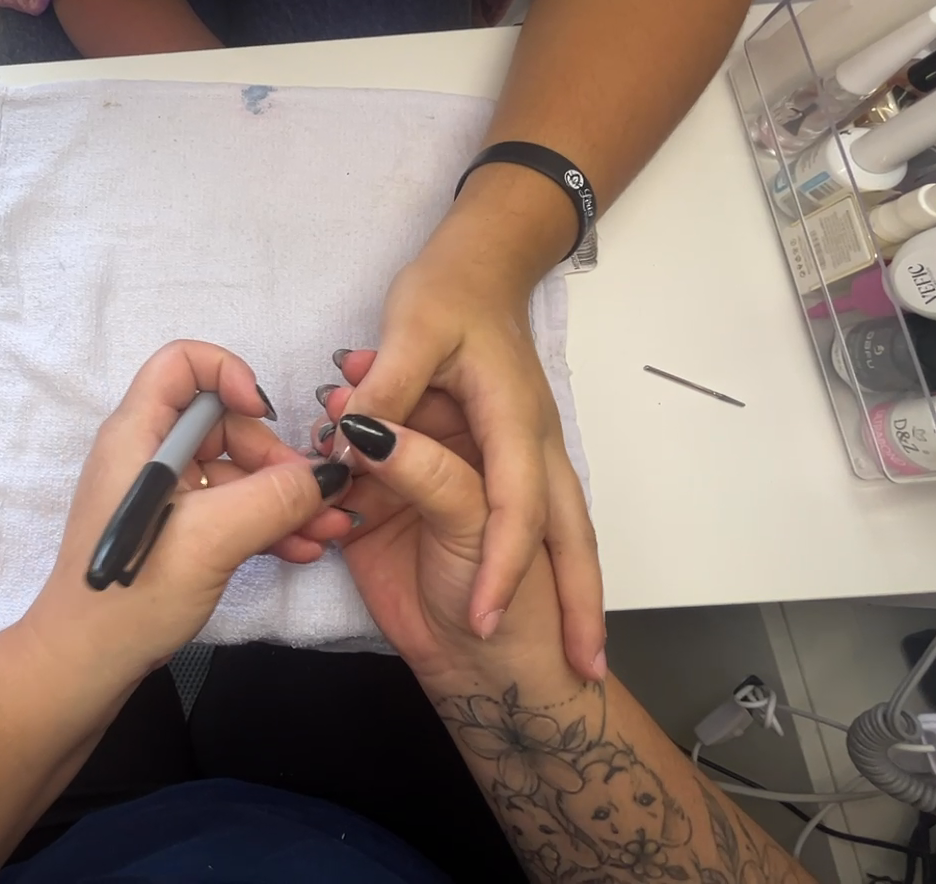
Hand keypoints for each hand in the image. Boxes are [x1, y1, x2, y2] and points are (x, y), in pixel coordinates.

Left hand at [20, 341, 353, 684]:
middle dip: (274, 457)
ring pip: (233, 469)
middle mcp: (148, 452)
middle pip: (221, 422)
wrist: (85, 667)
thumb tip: (330, 474)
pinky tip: (302, 549)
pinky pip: (228, 506)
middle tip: (318, 501)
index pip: (181, 363)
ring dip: (282, 498)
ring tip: (327, 532)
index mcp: (138, 434)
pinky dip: (264, 522)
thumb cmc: (132, 594)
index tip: (265, 413)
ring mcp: (163, 491)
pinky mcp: (175, 526)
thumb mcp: (211, 539)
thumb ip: (274, 499)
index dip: (228, 372)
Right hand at [318, 402, 575, 687]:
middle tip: (334, 394)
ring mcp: (398, 487)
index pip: (439, 400)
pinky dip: (317, 473)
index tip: (363, 368)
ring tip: (319, 424)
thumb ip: (428, 471)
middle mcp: (441, 458)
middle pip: (392, 418)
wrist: (481, 675)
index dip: (401, 380)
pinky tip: (306, 457)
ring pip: (359, 447)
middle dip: (362, 404)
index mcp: (488, 449)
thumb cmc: (515, 601)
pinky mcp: (361, 517)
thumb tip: (364, 430)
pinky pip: (332, 486)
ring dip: (337, 435)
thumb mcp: (474, 522)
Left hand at [341, 189, 602, 681]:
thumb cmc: (449, 292)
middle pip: (570, 528)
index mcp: (511, 418)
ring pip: (565, 523)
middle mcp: (533, 441)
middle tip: (585, 673)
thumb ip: (386, 390)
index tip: (482, 618)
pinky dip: (546, 551)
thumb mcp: (411, 334)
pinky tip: (539, 585)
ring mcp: (531, 445)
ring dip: (576, 586)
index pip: (513, 504)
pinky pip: (539, 506)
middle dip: (580, 600)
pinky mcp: (513, 446)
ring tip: (582, 654)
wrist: (482, 263)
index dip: (500, 565)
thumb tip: (351, 443)